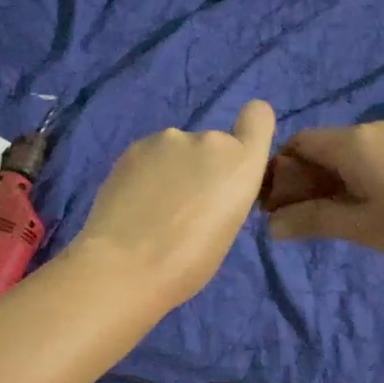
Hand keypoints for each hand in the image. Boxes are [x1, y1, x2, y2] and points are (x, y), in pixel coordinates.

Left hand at [71, 100, 276, 306]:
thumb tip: (209, 189)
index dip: (249, 130)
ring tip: (152, 209)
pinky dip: (145, 173)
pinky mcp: (134, 146)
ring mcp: (168, 139)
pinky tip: (132, 203)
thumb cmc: (188, 263)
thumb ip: (226, 194)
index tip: (235, 158)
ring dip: (172, 170)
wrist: (124, 266)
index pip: (258, 116)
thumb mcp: (226, 229)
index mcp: (241, 163)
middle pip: (213, 144)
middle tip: (183, 206)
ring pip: (178, 150)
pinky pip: (150, 156)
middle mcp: (210, 140)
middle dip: (202, 167)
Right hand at [264, 122, 383, 265]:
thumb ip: (312, 220)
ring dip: (327, 182)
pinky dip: (351, 180)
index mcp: (351, 142)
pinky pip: (366, 159)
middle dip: (301, 180)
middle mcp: (369, 131)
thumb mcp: (360, 226)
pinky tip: (359, 210)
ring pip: (343, 155)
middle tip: (295, 219)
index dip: (279, 171)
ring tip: (326, 219)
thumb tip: (270, 226)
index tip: (272, 205)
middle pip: (319, 148)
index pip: (297, 143)